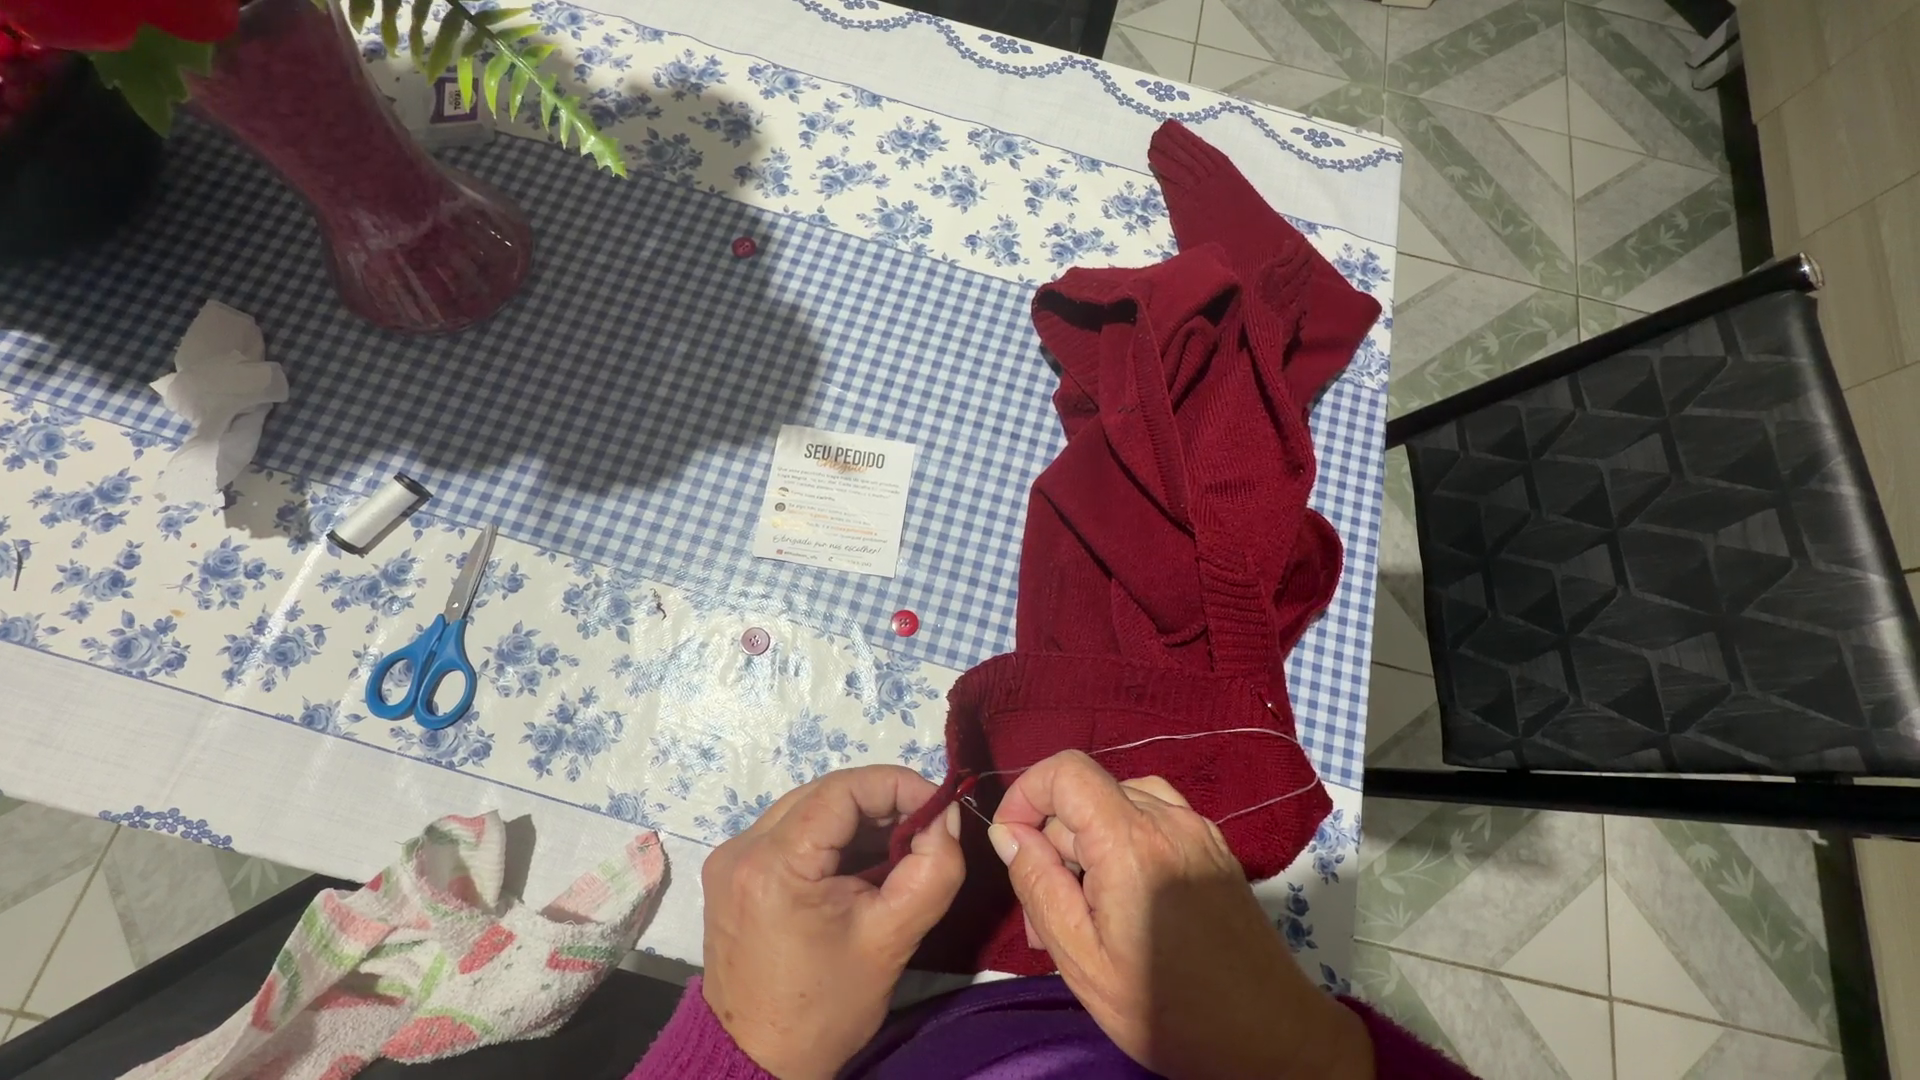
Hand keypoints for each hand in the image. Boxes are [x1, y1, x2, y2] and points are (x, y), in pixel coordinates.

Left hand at [701, 765, 965, 1078]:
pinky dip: (833, 836)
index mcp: (774, 863)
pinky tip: (862, 862)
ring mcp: (732, 856)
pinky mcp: (733, 870)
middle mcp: (742, 847)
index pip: (843, 789)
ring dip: (858, 818)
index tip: (939, 807)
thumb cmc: (826, 1008)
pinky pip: (792, 830)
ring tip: (899, 846)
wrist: (756, 1064)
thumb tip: (946, 815)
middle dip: (882, 801)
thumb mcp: (893, 940)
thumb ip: (934, 870)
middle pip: (825, 794)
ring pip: (809, 807)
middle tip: (925, 827)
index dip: (898, 785)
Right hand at [988, 751, 1372, 1079]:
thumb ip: (1038, 885)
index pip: (1065, 771)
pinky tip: (1125, 894)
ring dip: (1086, 841)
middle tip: (1044, 915)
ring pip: (1115, 803)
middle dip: (1052, 840)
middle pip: (1086, 794)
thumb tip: (1009, 834)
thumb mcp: (1082, 960)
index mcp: (1131, 841)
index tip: (1011, 841)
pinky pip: (1150, 817)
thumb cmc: (1170, 1009)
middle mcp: (1166, 818)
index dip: (1026, 793)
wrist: (1273, 1038)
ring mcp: (1195, 827)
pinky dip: (1121, 841)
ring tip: (1084, 906)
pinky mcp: (1211, 843)